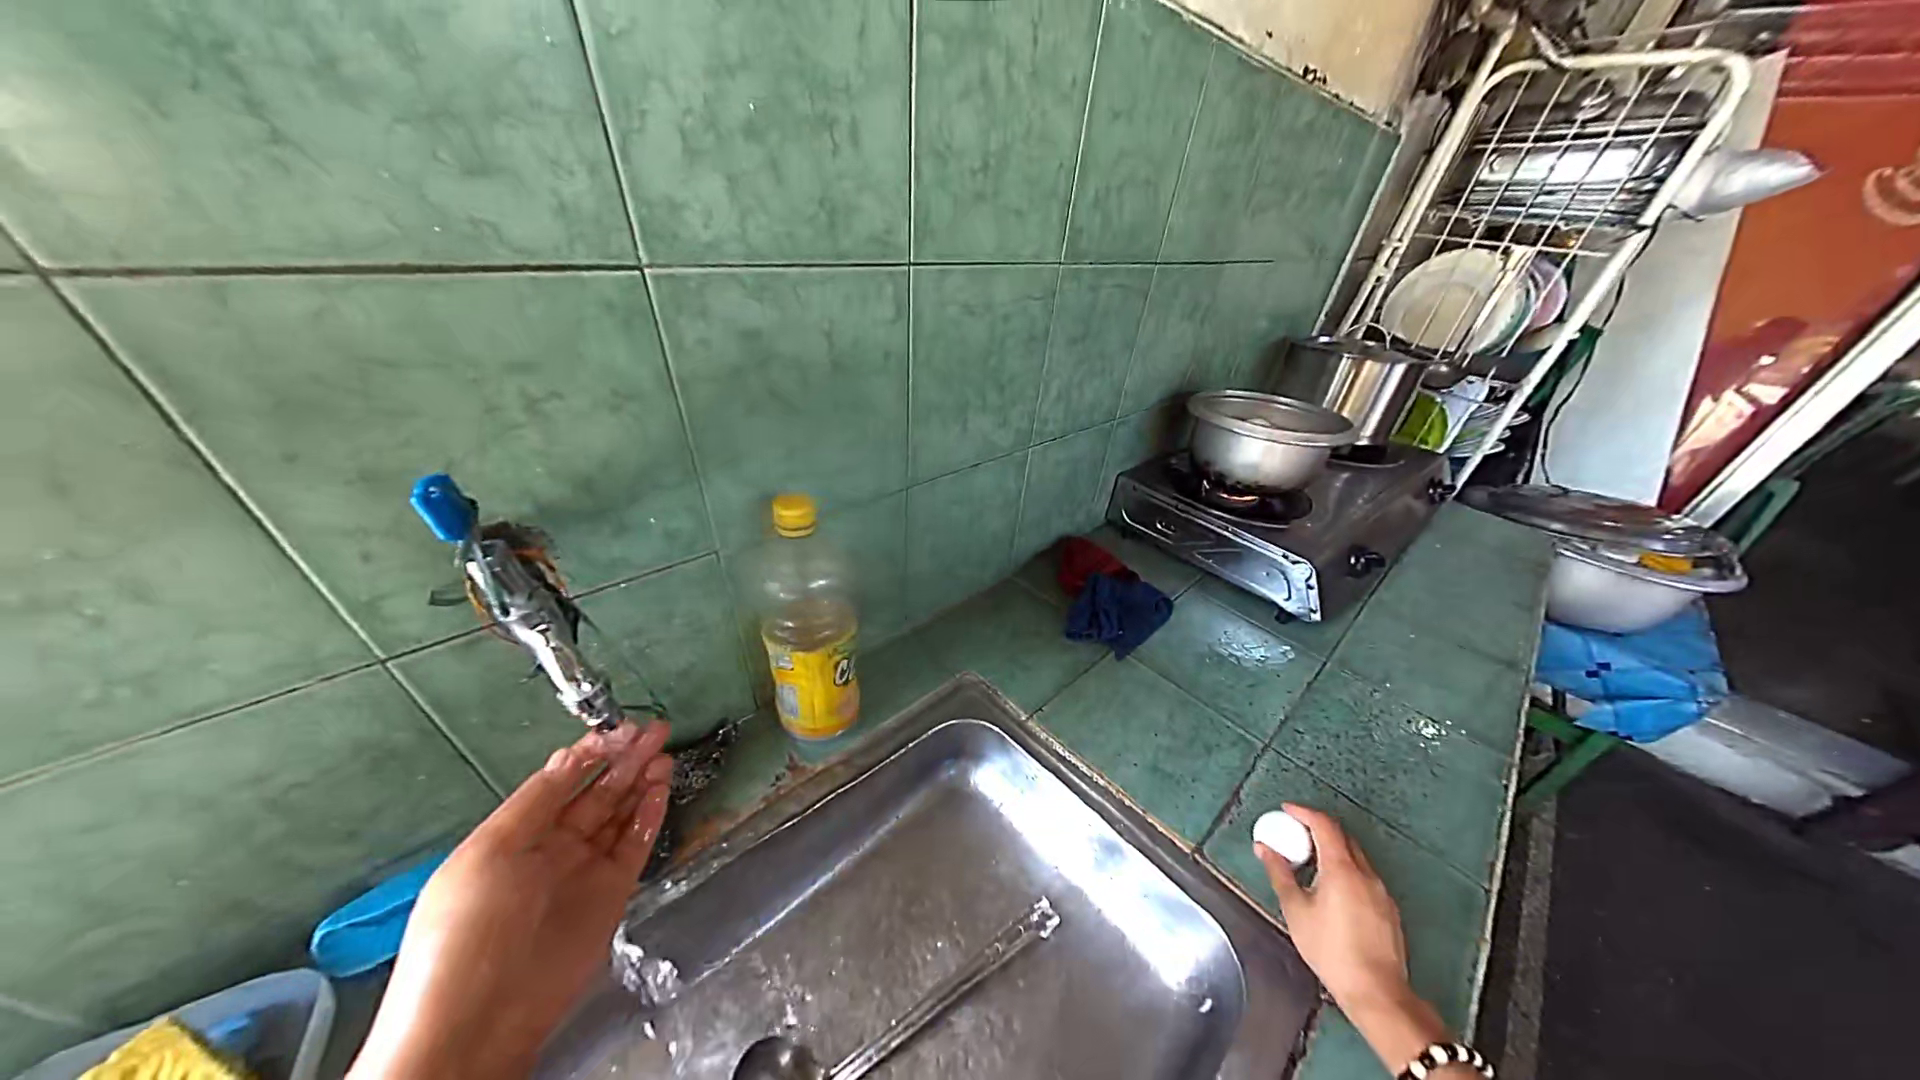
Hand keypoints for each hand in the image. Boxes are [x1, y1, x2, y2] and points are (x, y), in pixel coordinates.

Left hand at [348, 720, 673, 1079]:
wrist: (478, 1017)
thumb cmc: (470, 927)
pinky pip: (634, 845)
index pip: (561, 781)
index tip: (620, 727)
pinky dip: (649, 817)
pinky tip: (661, 791)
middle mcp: (552, 847)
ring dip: (641, 783)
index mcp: (515, 834)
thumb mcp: (491, 852)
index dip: (592, 752)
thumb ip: (538, 799)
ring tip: (663, 754)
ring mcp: (584, 869)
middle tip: (655, 730)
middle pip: (596, 792)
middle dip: (625, 759)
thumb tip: (572, 753)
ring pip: (620, 814)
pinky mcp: (612, 892)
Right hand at [1256, 803, 1410, 1011]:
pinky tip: (1332, 889)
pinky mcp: (1388, 910)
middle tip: (1294, 834)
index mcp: (1342, 869)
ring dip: (1332, 850)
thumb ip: (1279, 873)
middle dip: (1317, 828)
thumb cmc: (1330, 949)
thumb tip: (1264, 848)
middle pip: (1342, 837)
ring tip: (1310, 862)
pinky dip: (1346, 869)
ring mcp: (1381, 892)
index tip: (1286, 810)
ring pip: (1355, 857)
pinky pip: (1364, 876)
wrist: (1376, 991)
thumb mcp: (1295, 909)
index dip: (1304, 812)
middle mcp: (1366, 874)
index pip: (1324, 825)